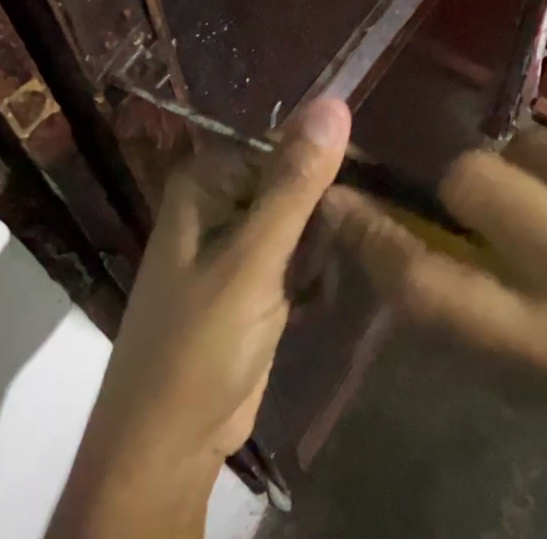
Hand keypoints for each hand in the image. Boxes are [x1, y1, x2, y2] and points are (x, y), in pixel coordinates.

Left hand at [51, 98, 351, 536]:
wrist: (168, 442)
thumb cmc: (198, 345)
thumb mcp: (252, 260)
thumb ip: (294, 184)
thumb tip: (334, 103)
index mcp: (204, 183)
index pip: (280, 143)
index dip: (327, 157)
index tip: (378, 174)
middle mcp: (217, 205)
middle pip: (291, 181)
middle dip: (330, 203)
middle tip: (378, 218)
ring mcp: (236, 249)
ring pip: (299, 221)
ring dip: (329, 237)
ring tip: (370, 245)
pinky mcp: (254, 287)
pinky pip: (297, 258)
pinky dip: (318, 268)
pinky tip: (346, 275)